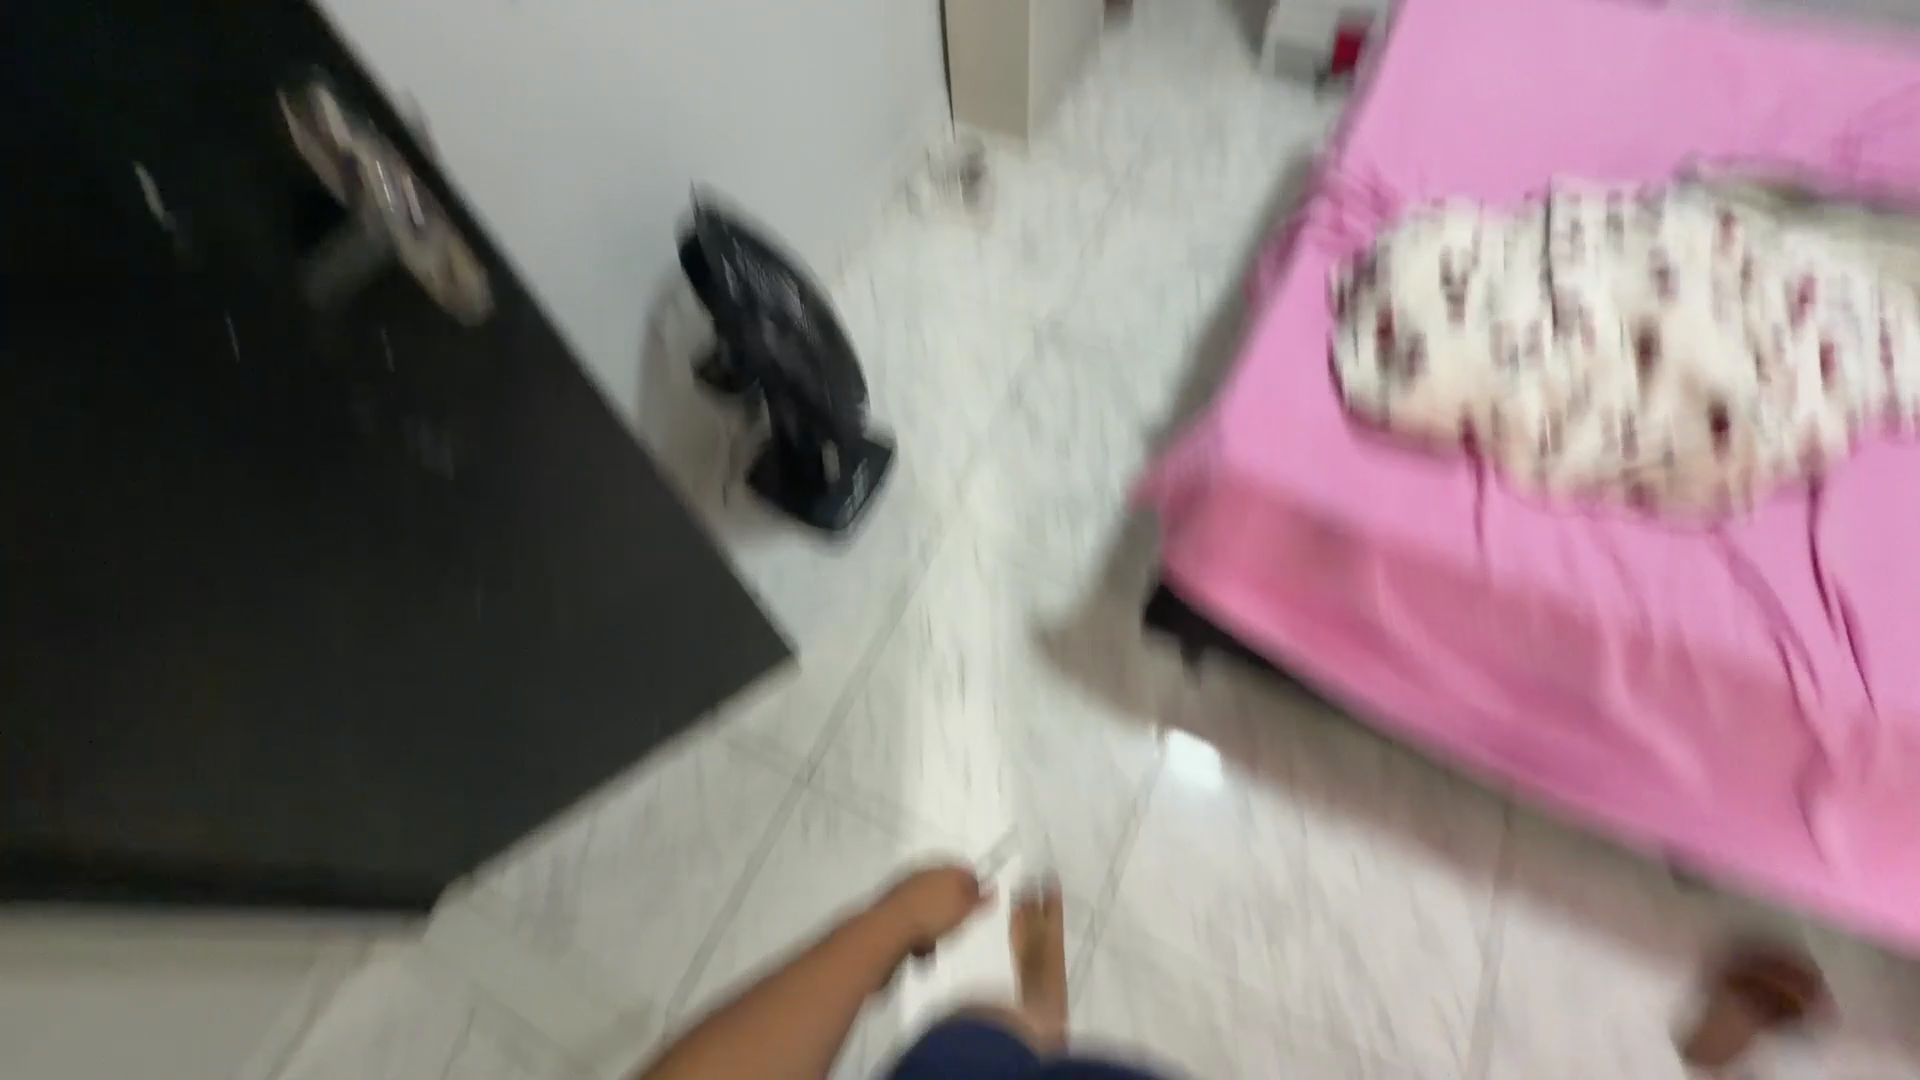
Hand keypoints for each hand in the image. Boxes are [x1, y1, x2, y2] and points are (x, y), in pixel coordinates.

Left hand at [869, 863, 991, 959]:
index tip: (979, 910)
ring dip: (934, 928)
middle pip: (945, 892)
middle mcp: (920, 874)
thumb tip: (992, 887)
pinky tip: (919, 952)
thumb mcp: (963, 908)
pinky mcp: (890, 913)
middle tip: (958, 931)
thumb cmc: (931, 917)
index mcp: (939, 867)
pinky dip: (917, 937)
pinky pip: (912, 925)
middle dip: (953, 913)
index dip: (974, 889)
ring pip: (928, 911)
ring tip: (936, 946)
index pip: (963, 870)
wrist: (885, 932)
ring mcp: (903, 892)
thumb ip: (979, 897)